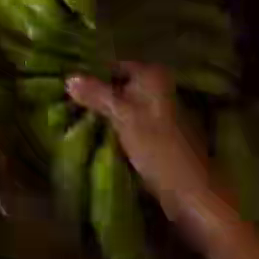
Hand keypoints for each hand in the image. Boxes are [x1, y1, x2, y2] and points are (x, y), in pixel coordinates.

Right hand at [67, 63, 216, 207]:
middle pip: (118, 84)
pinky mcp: (157, 132)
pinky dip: (114, 124)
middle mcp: (157, 85)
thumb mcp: (123, 117)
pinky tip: (96, 131)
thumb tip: (68, 76)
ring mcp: (159, 109)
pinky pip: (129, 119)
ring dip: (104, 110)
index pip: (113, 64)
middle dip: (96, 93)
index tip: (66, 84)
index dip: (90, 74)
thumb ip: (97, 95)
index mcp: (152, 74)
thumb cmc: (158, 148)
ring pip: (123, 103)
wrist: (192, 194)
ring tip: (75, 115)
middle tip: (66, 100)